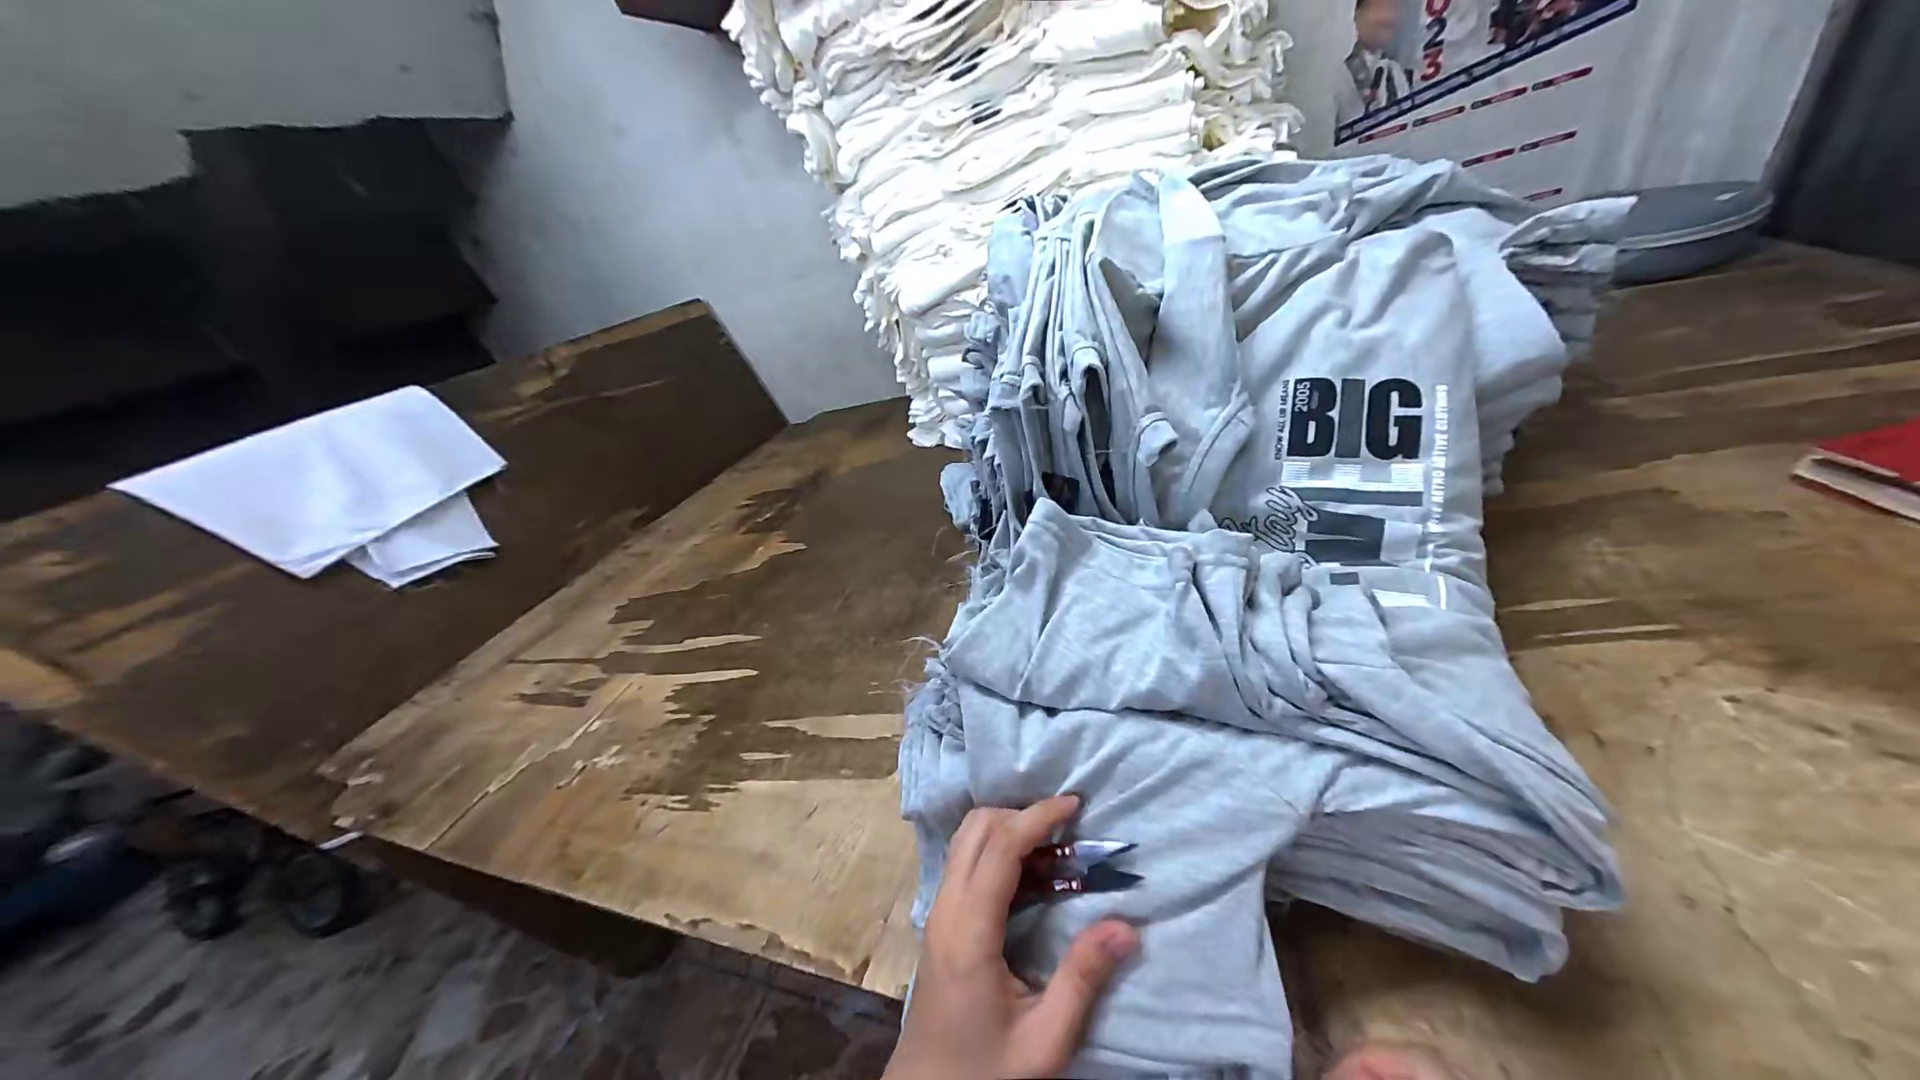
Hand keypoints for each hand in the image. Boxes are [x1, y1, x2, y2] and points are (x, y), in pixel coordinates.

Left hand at [885, 795, 1139, 1079]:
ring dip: (1006, 828)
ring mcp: (938, 912)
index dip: (1036, 817)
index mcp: (969, 930)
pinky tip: (1029, 873)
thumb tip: (1126, 926)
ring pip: (965, 841)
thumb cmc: (986, 1070)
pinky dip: (995, 849)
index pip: (1000, 847)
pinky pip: (964, 863)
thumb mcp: (1045, 1038)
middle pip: (975, 829)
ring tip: (1052, 846)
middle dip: (1020, 814)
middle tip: (1066, 827)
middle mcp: (946, 908)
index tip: (1073, 804)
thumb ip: (1082, 979)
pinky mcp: (940, 921)